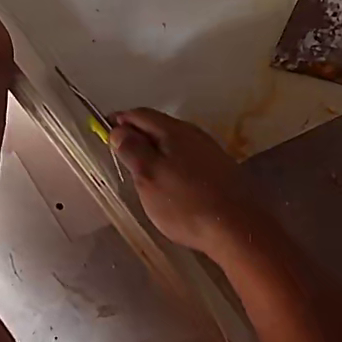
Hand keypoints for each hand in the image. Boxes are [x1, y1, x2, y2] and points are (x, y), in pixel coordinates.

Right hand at [109, 108, 262, 256]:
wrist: (237, 228)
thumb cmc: (186, 203)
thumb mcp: (149, 177)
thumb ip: (133, 150)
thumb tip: (120, 129)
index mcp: (174, 131)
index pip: (141, 114)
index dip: (120, 119)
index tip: (104, 130)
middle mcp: (194, 134)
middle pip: (159, 126)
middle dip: (138, 134)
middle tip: (120, 152)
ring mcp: (210, 152)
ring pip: (175, 143)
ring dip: (156, 150)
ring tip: (141, 169)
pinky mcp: (220, 170)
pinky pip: (188, 158)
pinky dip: (172, 163)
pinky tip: (170, 182)